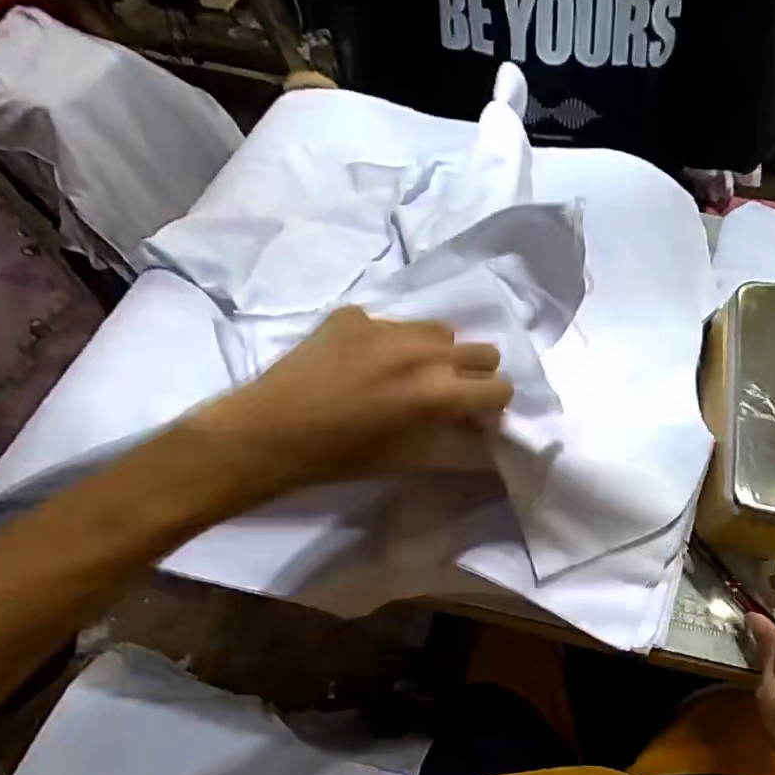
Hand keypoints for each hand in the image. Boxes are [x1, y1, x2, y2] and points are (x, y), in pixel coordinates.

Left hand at [188, 307, 511, 500]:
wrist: (274, 431)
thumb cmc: (347, 457)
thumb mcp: (413, 459)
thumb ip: (458, 442)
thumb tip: (483, 430)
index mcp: (439, 393)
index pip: (500, 387)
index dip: (493, 405)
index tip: (475, 416)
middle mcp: (423, 352)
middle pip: (483, 351)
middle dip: (475, 375)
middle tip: (448, 394)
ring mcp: (387, 327)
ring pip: (440, 332)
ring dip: (437, 353)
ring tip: (405, 374)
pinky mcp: (355, 315)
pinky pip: (392, 324)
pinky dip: (389, 343)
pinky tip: (362, 363)